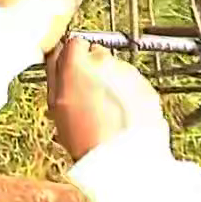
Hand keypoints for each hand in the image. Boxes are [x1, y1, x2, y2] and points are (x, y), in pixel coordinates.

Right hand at [45, 36, 165, 160]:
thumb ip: (54, 72)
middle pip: (97, 54)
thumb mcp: (56, 105)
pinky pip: (133, 83)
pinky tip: (122, 114)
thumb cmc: (85, 136)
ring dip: (112, 81)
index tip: (74, 71)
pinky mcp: (146, 85)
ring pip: (116, 69)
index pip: (75, 43)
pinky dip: (129, 93)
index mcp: (79, 63)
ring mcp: (128, 73)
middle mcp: (105, 62)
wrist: (123, 158)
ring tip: (108, 109)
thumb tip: (55, 53)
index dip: (74, 58)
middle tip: (90, 95)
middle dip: (94, 69)